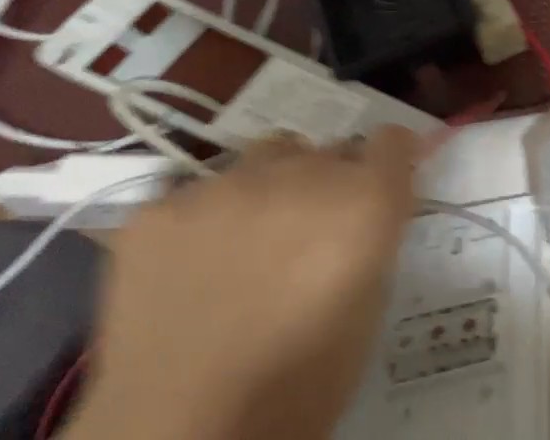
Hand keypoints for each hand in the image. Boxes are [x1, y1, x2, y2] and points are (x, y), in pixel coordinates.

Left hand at [64, 129, 420, 439]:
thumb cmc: (304, 377)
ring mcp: (223, 187)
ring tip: (244, 246)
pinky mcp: (157, 212)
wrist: (182, 431)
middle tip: (306, 236)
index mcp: (365, 197)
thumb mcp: (371, 298)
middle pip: (324, 150)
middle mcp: (301, 174)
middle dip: (324, 182)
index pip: (392, 139)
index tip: (381, 183)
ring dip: (266, 189)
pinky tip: (191, 271)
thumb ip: (372, 234)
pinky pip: (194, 195)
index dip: (388, 161)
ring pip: (260, 160)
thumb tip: (362, 210)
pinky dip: (202, 223)